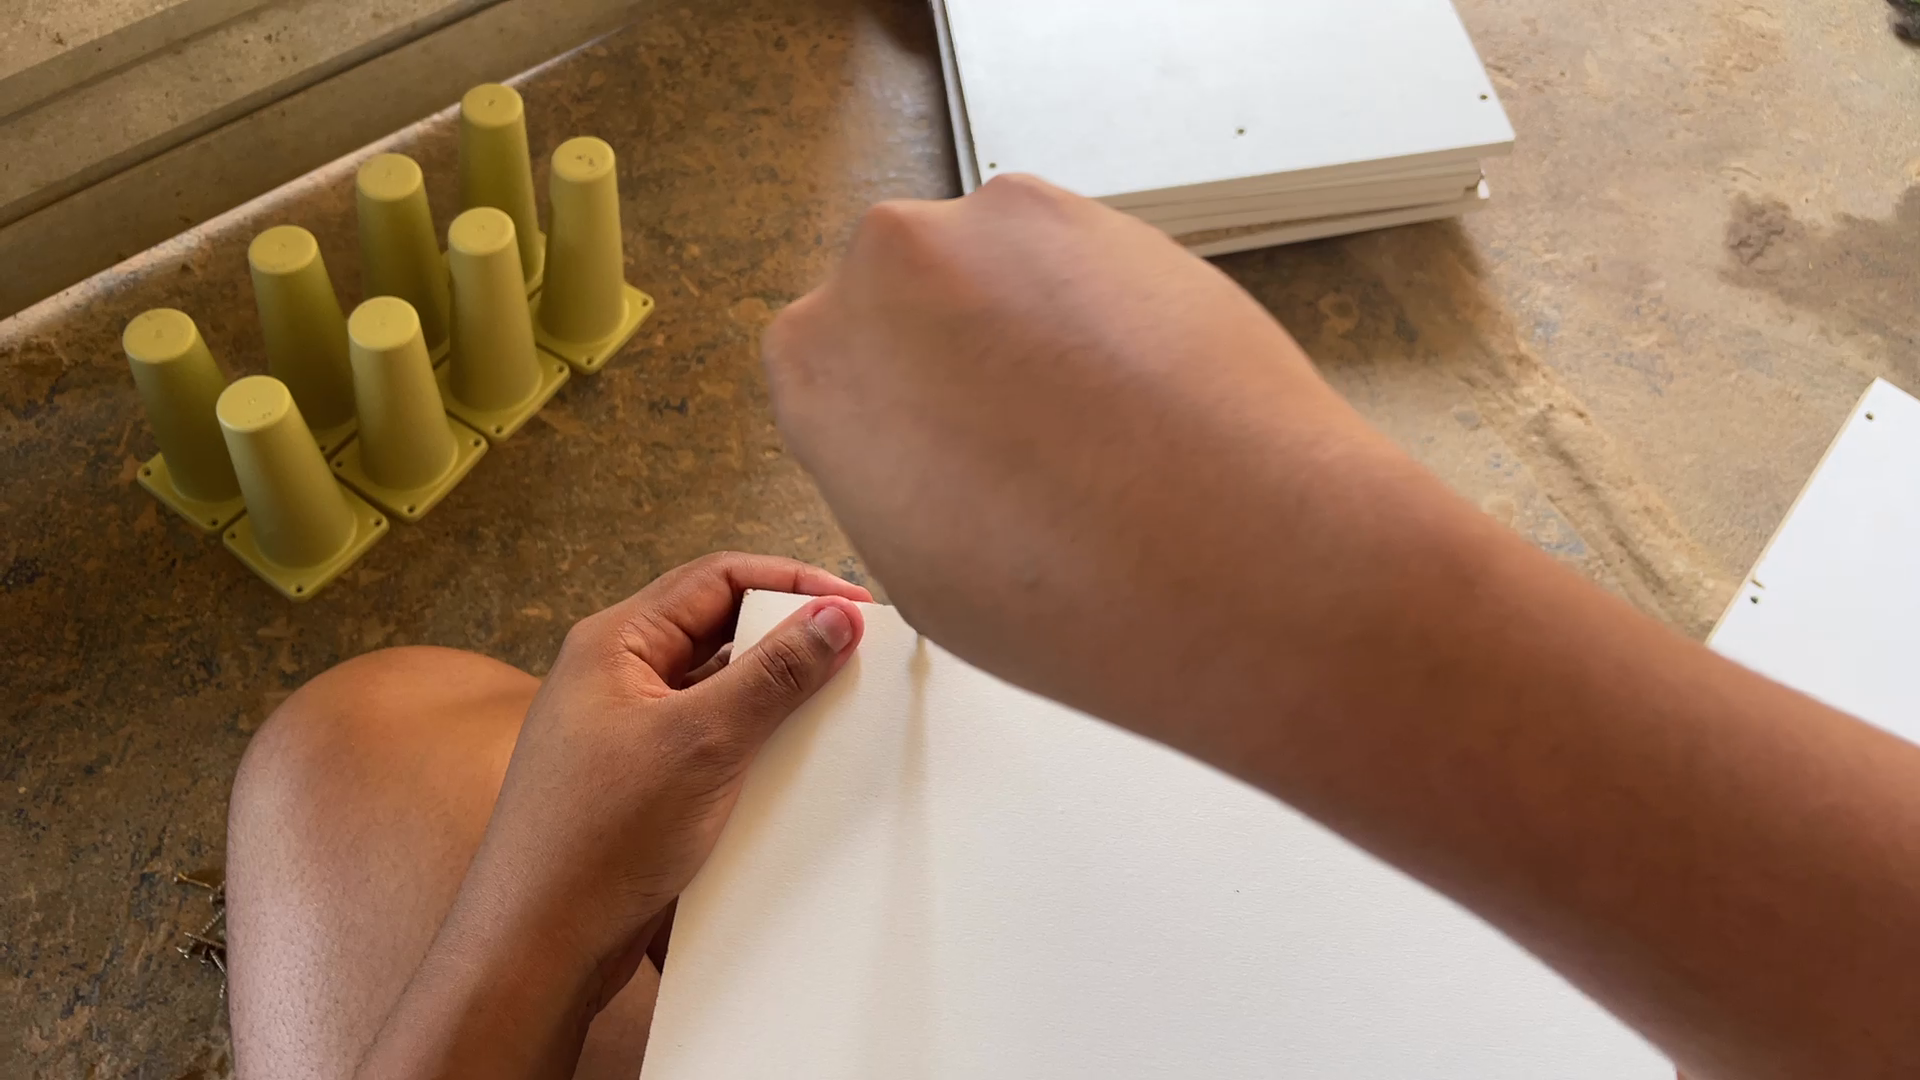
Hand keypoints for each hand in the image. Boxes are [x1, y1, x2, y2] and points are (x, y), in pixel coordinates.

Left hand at [470, 553, 867, 999]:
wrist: (536, 953)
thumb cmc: (599, 837)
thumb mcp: (703, 740)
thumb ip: (776, 671)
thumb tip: (839, 615)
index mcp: (617, 641)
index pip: (718, 577)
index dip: (791, 580)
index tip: (853, 603)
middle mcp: (623, 671)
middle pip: (721, 621)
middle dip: (788, 627)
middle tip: (852, 643)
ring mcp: (633, 721)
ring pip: (721, 674)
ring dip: (777, 677)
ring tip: (835, 689)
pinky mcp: (649, 766)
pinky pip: (716, 722)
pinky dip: (758, 723)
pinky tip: (796, 741)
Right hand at [761, 174, 1421, 743]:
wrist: (1234, 561)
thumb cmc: (1069, 598)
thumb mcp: (915, 568)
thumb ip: (883, 472)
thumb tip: (914, 437)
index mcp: (816, 364)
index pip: (832, 371)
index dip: (892, 421)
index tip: (932, 450)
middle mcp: (887, 266)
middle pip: (903, 307)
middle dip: (945, 362)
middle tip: (1010, 436)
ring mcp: (997, 223)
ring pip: (983, 275)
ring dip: (1015, 331)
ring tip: (1083, 420)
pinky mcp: (1100, 212)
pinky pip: (1062, 261)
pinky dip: (1084, 311)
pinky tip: (1127, 386)